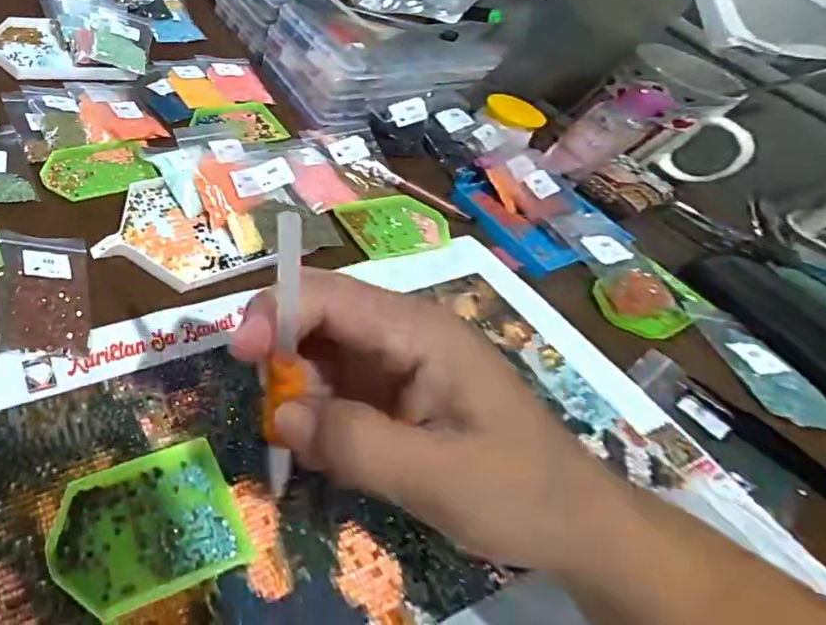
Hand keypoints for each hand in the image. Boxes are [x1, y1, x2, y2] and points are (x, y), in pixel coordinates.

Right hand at [230, 269, 641, 571]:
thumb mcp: (441, 478)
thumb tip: (277, 415)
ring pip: (314, 348)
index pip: (327, 295)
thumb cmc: (522, 494)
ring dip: (293, 386)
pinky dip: (311, 408)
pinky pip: (329, 381)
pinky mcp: (385, 386)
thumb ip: (356, 443)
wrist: (583, 530)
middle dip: (278, 351)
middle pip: (313, 313)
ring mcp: (390, 356)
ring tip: (300, 442)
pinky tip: (320, 447)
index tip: (241, 356)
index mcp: (415, 328)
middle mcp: (396, 329)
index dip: (274, 312)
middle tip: (268, 409)